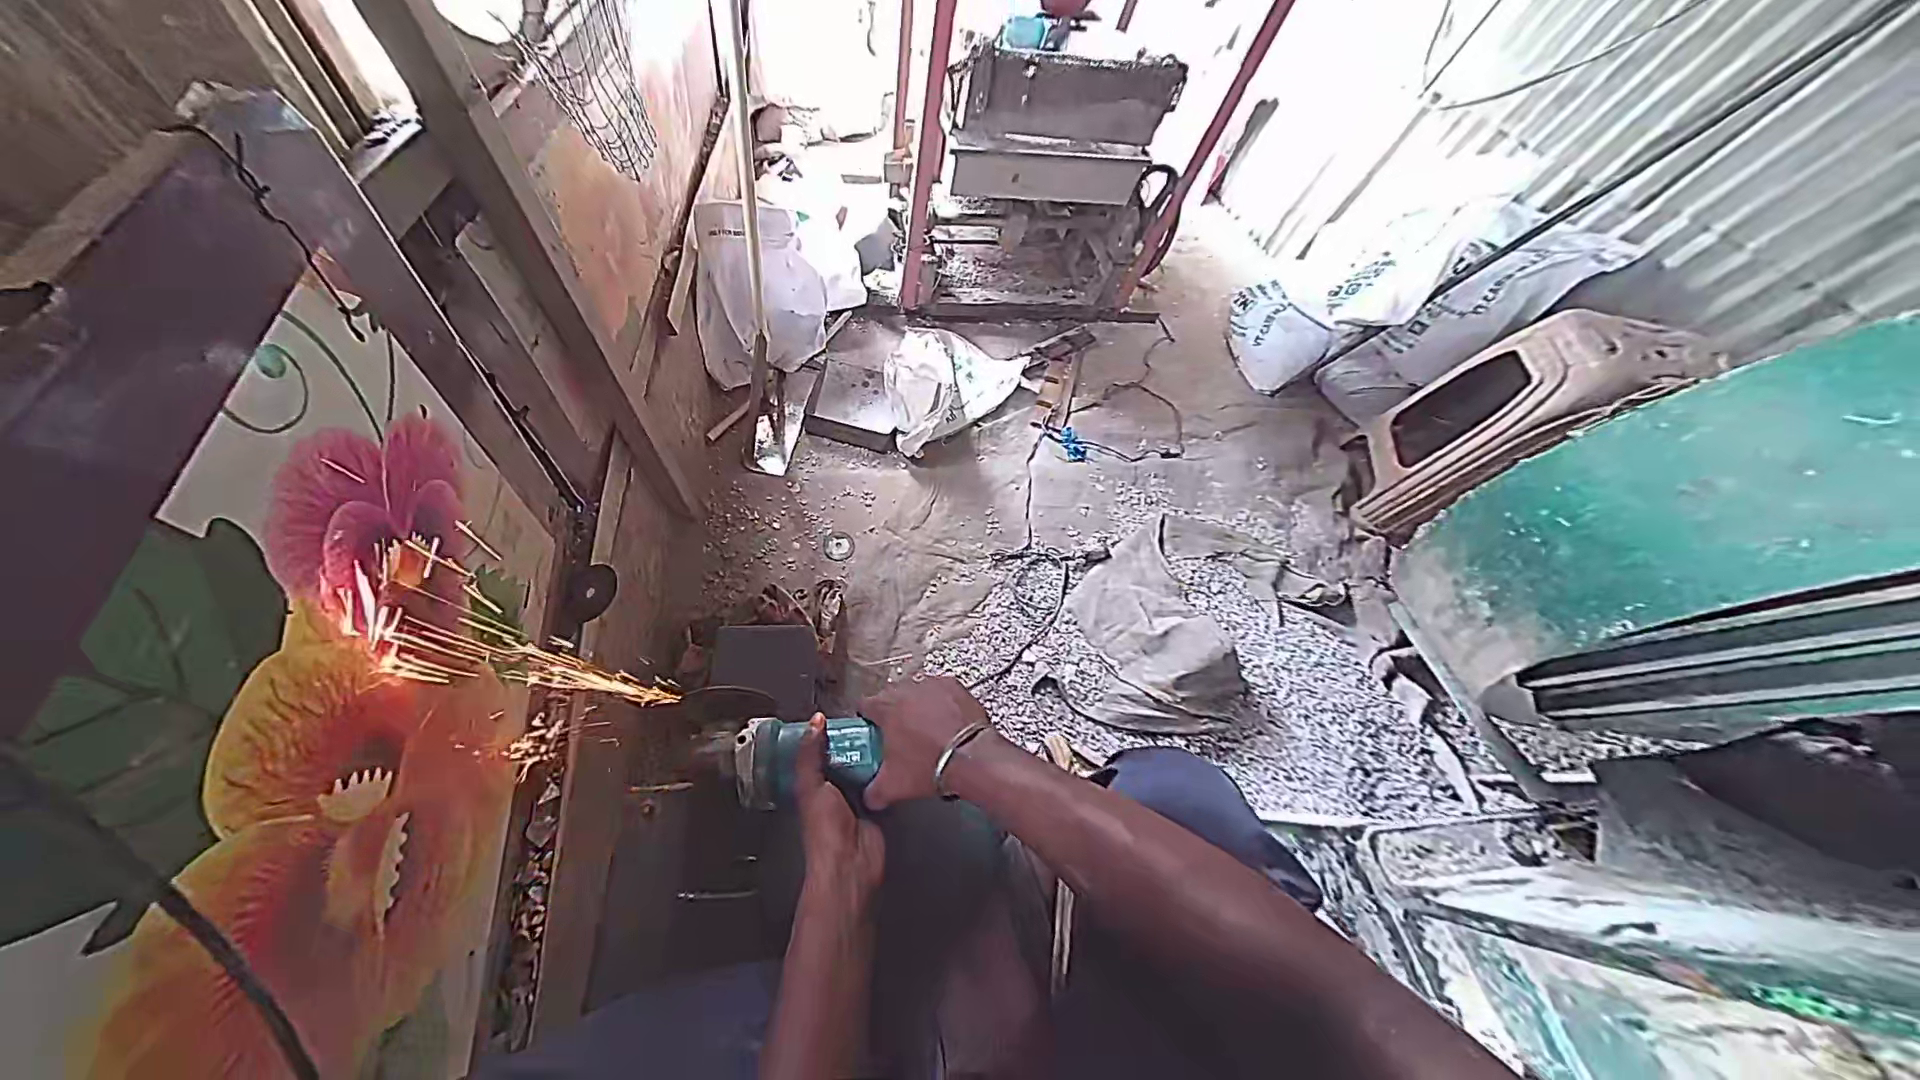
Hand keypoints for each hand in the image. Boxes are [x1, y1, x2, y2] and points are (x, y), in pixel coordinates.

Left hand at [795, 714, 884, 903]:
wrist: (851, 863)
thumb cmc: (824, 833)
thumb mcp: (810, 786)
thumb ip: (810, 755)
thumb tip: (814, 723)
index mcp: (812, 784)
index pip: (818, 751)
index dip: (826, 733)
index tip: (838, 715)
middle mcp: (834, 788)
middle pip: (845, 756)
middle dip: (854, 742)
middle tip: (866, 722)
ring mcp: (856, 796)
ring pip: (865, 766)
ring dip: (872, 755)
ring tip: (882, 734)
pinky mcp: (877, 803)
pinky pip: (883, 780)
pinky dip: (887, 770)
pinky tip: (894, 758)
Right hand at [860, 676, 992, 810]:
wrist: (971, 759)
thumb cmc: (932, 765)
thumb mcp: (893, 786)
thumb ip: (874, 791)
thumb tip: (871, 797)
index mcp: (886, 706)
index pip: (865, 705)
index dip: (866, 719)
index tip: (872, 732)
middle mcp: (907, 688)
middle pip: (891, 696)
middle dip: (893, 713)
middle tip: (899, 735)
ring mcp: (932, 684)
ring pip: (917, 692)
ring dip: (917, 706)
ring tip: (925, 730)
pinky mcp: (954, 686)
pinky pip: (940, 692)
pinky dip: (941, 703)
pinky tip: (946, 722)